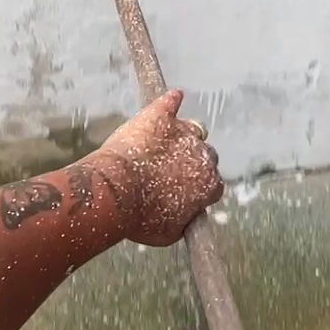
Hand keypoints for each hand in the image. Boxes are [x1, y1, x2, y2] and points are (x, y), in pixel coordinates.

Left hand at [88, 89, 223, 246]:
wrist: (116, 193)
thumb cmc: (140, 217)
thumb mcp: (169, 233)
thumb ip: (186, 219)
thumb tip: (188, 217)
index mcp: (209, 185)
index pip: (213, 183)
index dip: (197, 186)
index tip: (183, 189)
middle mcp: (204, 155)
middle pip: (206, 154)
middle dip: (191, 161)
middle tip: (167, 168)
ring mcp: (183, 132)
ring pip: (193, 129)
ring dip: (183, 135)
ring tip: (162, 143)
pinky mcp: (161, 115)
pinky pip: (172, 101)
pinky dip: (172, 100)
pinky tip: (174, 97)